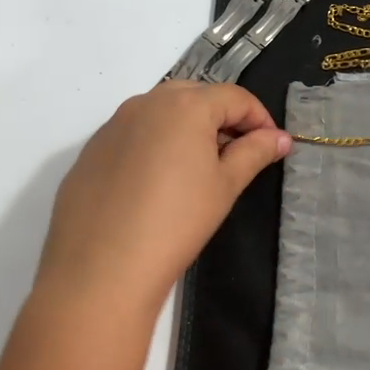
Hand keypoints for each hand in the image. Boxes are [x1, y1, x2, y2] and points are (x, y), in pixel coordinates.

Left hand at [37, 80, 290, 301]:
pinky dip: (152, 146)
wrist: (98, 272)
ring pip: (161, 113)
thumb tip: (279, 138)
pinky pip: (132, 135)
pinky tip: (155, 186)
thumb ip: (254, 153)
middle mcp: (146, 103)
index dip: (259, 118)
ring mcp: (112, 126)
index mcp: (185, 105)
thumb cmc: (175, 223)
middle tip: (236, 155)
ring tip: (196, 170)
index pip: (235, 97)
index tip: (271, 146)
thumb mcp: (225, 186)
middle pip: (196, 96)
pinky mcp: (89, 152)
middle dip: (221, 118)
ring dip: (186, 129)